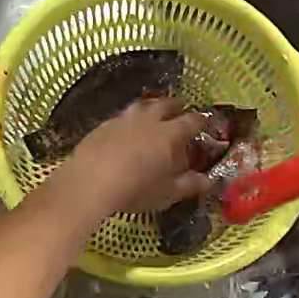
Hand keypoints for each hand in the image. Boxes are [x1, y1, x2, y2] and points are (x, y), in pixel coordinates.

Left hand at [52, 97, 212, 214]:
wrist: (90, 183)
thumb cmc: (136, 189)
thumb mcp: (168, 193)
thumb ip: (190, 184)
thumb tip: (209, 180)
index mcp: (170, 134)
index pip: (192, 121)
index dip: (201, 121)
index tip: (205, 124)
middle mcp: (149, 120)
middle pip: (166, 104)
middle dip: (176, 106)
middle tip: (180, 110)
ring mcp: (124, 119)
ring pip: (142, 105)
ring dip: (151, 107)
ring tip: (154, 113)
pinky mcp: (103, 125)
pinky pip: (122, 116)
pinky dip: (130, 119)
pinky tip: (126, 129)